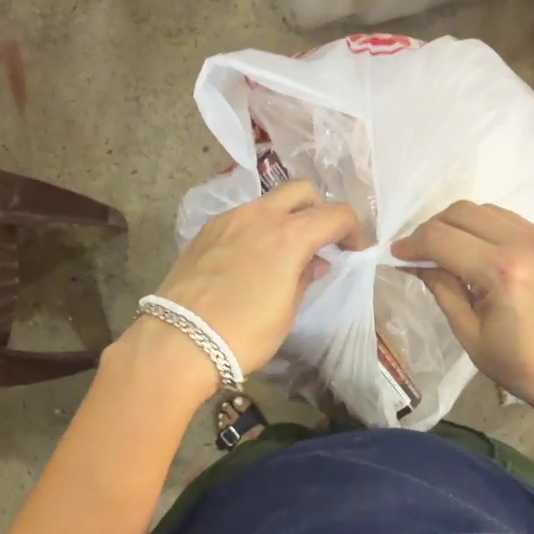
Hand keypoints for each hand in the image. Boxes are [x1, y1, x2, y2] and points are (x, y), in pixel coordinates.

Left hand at [118, 180, 360, 394]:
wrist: (179, 342)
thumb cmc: (243, 334)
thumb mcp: (286, 313)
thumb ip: (304, 278)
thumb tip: (315, 262)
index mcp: (289, 236)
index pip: (335, 214)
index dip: (352, 230)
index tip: (354, 251)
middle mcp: (259, 216)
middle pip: (301, 191)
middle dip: (319, 210)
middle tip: (321, 241)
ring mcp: (229, 219)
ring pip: (268, 202)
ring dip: (285, 218)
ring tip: (284, 253)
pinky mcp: (206, 231)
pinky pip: (242, 217)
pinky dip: (257, 228)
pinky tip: (253, 259)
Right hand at [392, 201, 533, 420]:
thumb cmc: (519, 365)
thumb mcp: (469, 333)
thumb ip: (442, 289)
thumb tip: (416, 263)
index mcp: (502, 272)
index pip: (442, 239)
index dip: (413, 244)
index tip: (396, 254)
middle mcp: (526, 243)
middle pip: (463, 212)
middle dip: (433, 228)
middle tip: (419, 252)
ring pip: (487, 210)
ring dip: (459, 226)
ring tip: (446, 252)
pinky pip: (510, 221)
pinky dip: (486, 230)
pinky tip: (478, 254)